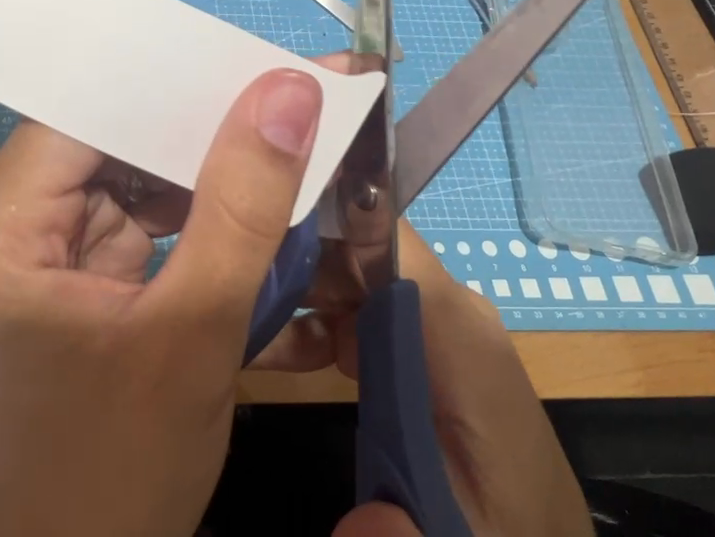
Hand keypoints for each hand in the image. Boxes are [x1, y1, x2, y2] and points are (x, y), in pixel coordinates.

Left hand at [0, 68, 324, 536]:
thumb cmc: (119, 462)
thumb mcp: (193, 329)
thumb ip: (242, 205)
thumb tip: (288, 91)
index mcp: (3, 221)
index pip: (87, 112)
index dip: (173, 81)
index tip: (259, 59)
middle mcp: (9, 217)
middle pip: (110, 137)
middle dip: (201, 123)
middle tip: (292, 89)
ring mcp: (43, 243)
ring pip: (132, 170)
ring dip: (207, 164)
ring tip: (289, 128)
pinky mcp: (75, 270)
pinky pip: (140, 212)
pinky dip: (198, 208)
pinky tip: (257, 191)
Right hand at [250, 73, 591, 536]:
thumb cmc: (509, 528)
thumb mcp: (467, 532)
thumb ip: (410, 532)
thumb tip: (359, 525)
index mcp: (458, 331)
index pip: (382, 233)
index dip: (311, 212)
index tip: (237, 211)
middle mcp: (440, 307)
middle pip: (348, 243)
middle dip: (278, 245)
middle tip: (205, 266)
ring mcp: (421, 322)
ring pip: (337, 270)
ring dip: (280, 279)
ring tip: (218, 301)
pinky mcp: (405, 343)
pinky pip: (344, 304)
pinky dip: (298, 314)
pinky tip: (258, 342)